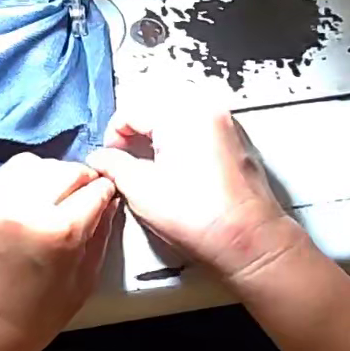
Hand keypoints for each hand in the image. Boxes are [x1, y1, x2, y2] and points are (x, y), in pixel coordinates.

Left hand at [0, 154, 118, 350]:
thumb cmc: (37, 315)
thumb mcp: (84, 281)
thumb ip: (100, 235)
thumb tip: (109, 202)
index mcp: (60, 232)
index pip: (95, 190)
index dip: (106, 192)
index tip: (106, 197)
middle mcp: (28, 208)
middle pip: (68, 170)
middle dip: (83, 179)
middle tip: (84, 196)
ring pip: (39, 164)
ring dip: (54, 174)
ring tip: (57, 195)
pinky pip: (11, 170)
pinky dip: (28, 175)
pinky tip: (34, 194)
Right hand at [86, 103, 304, 282]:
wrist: (250, 241)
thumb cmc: (199, 217)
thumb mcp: (140, 189)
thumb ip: (112, 166)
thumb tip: (99, 158)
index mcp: (181, 114)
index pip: (130, 111)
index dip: (112, 137)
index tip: (110, 162)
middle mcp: (207, 109)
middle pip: (155, 110)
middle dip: (136, 136)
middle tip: (129, 166)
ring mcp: (227, 124)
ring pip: (178, 120)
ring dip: (158, 140)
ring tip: (153, 172)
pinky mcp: (238, 142)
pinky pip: (199, 131)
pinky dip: (182, 144)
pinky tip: (179, 175)